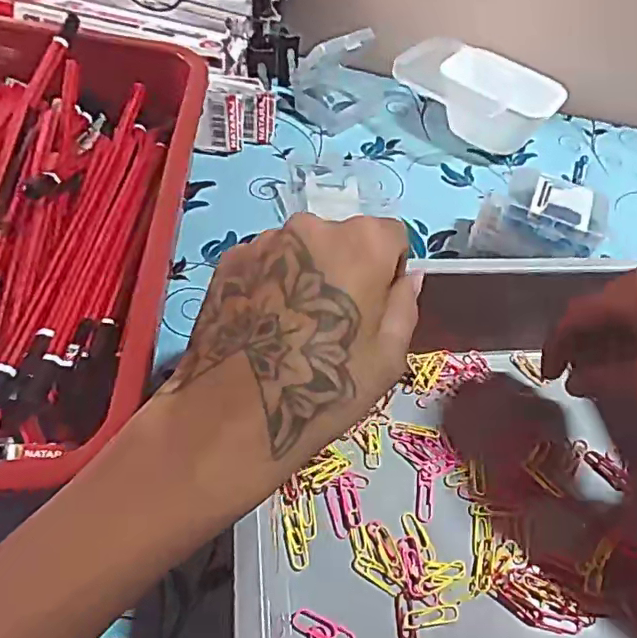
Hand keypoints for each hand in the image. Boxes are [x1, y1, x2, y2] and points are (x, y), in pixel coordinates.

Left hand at [160, 213, 416, 484]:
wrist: (236, 411)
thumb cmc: (326, 384)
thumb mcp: (388, 356)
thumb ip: (404, 306)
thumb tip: (409, 278)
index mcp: (363, 243)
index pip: (391, 237)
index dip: (389, 271)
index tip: (375, 308)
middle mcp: (312, 226)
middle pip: (342, 240)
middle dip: (345, 271)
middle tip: (332, 324)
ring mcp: (264, 240)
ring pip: (301, 252)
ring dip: (304, 276)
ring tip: (292, 329)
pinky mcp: (227, 260)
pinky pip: (265, 264)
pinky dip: (270, 285)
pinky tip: (263, 327)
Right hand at [540, 260, 636, 423]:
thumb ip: (617, 380)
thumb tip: (575, 379)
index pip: (580, 312)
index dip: (557, 344)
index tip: (550, 376)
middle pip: (604, 306)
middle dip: (584, 344)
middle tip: (581, 382)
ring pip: (632, 308)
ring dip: (613, 342)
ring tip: (612, 378)